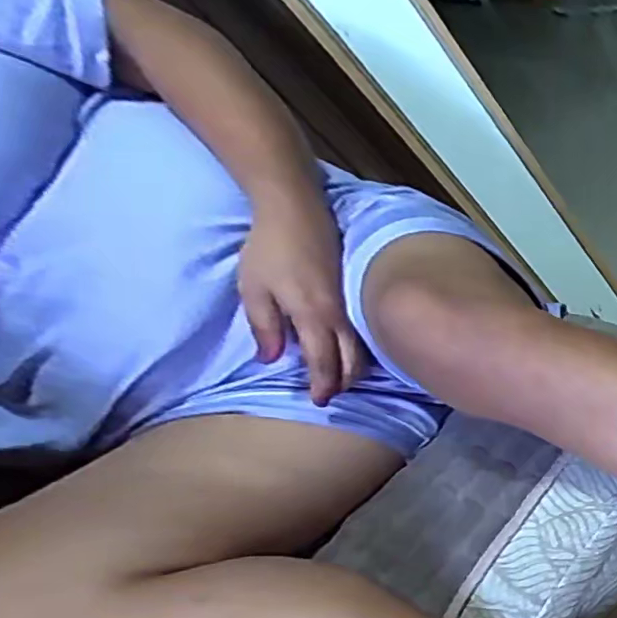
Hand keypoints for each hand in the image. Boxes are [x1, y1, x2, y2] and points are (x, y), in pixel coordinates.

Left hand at [239, 197, 362, 406]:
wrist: (300, 216)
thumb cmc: (270, 250)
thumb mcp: (253, 288)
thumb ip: (264, 325)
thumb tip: (274, 358)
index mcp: (313, 318)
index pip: (323, 363)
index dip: (321, 385)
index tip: (317, 401)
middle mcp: (340, 320)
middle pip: (351, 362)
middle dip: (342, 382)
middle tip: (330, 394)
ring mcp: (352, 311)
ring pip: (362, 352)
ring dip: (354, 370)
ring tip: (342, 379)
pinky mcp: (356, 302)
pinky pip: (363, 337)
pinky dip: (359, 353)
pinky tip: (351, 355)